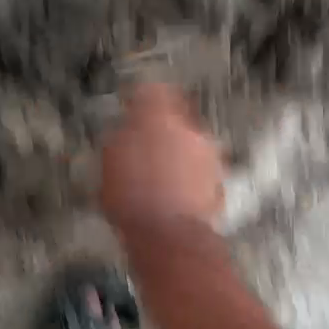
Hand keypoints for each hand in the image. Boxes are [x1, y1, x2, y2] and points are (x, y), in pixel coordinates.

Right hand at [99, 83, 225, 235]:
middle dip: (161, 131)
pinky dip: (186, 176)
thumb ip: (122, 136)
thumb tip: (127, 127)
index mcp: (159, 120)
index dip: (142, 98)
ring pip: (189, 145)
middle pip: (176, 119)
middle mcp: (190, 131)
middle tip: (140, 148)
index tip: (132, 106)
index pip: (155, 92)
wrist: (169, 236)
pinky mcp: (219, 182)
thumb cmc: (132, 197)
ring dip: (175, 154)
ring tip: (154, 176)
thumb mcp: (109, 162)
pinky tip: (169, 194)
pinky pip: (198, 170)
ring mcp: (210, 157)